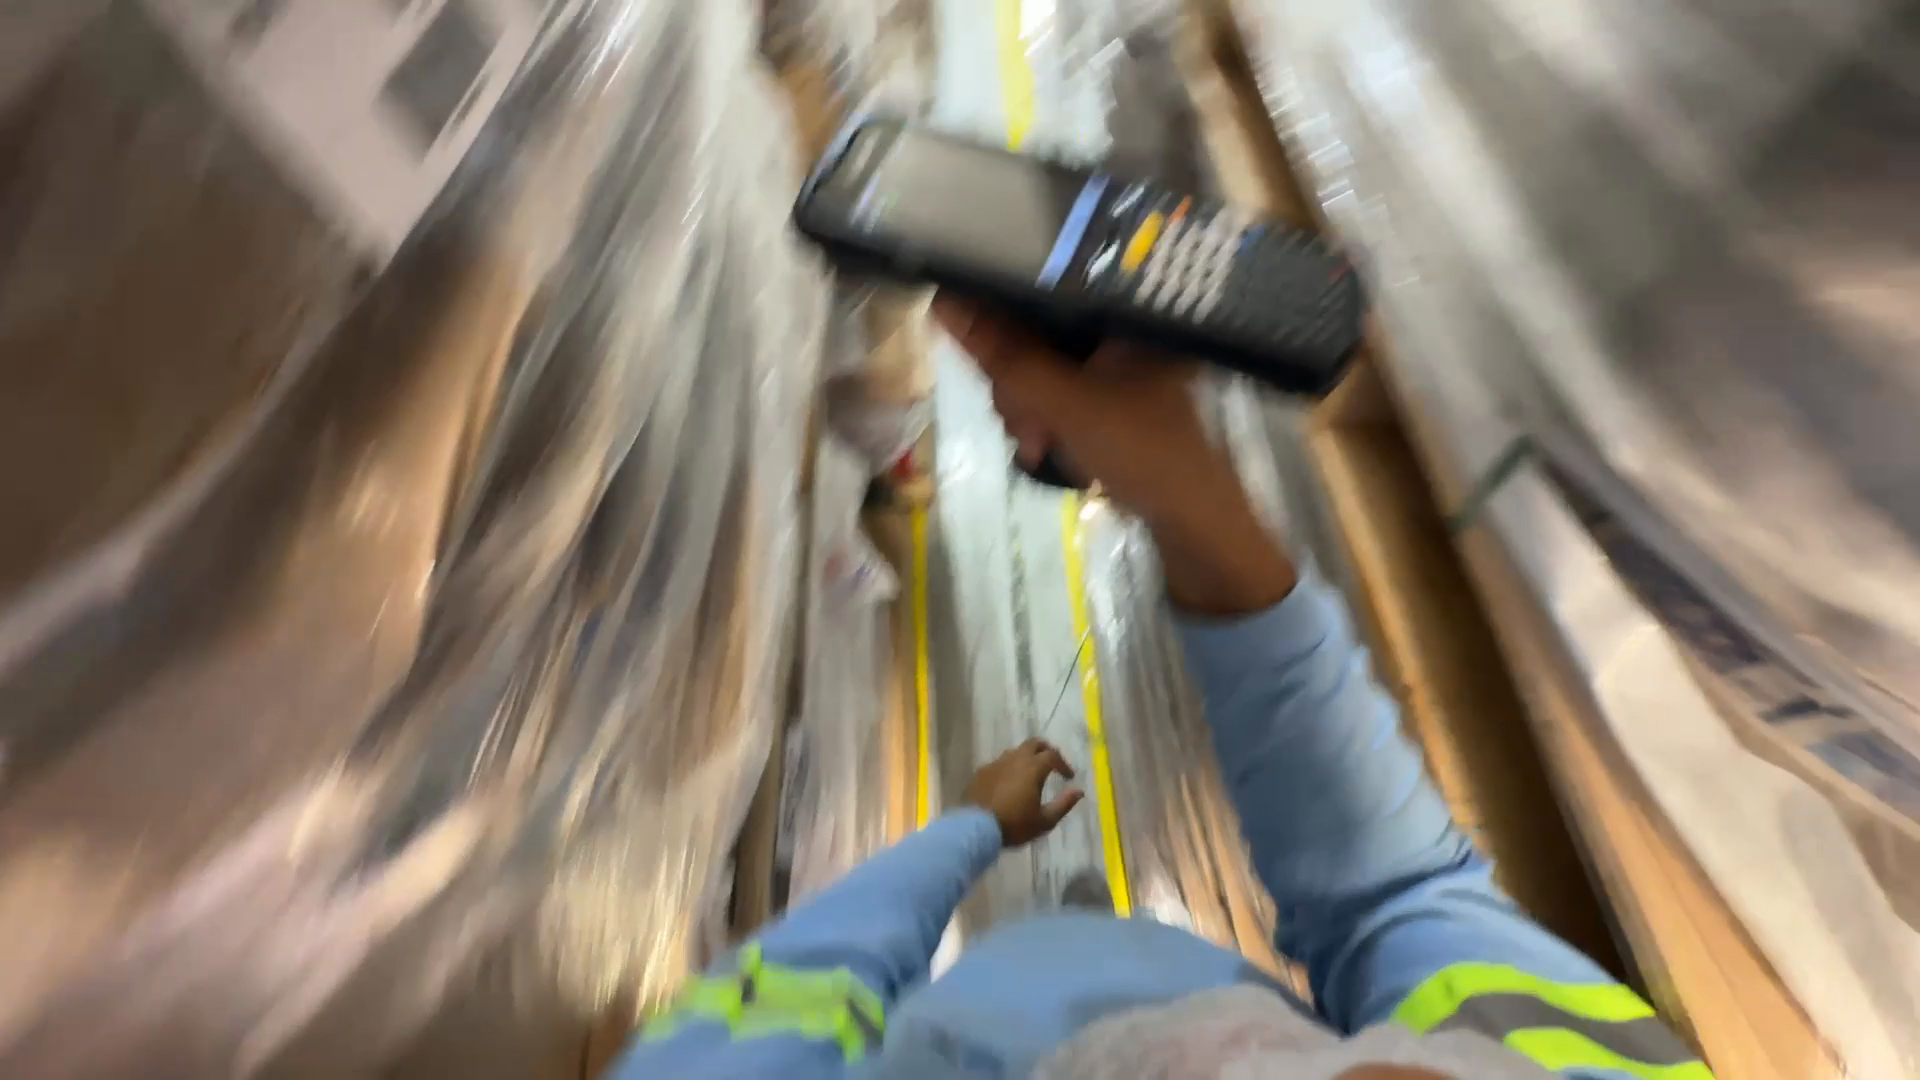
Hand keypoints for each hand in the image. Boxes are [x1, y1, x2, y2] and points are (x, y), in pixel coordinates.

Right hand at [934, 296, 1296, 615]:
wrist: (1190, 519)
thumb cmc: (1140, 448)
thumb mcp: (1065, 402)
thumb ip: (1006, 357)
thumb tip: (943, 304)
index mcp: (1123, 310)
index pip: (1041, 291)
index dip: (1001, 323)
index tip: (985, 366)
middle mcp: (1120, 327)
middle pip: (1035, 335)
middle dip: (1018, 389)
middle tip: (1025, 428)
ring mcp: (1116, 365)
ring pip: (1041, 370)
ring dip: (1026, 411)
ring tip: (1036, 446)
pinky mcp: (1110, 396)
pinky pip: (1056, 394)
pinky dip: (1043, 421)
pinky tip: (1044, 448)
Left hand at [962, 738, 1084, 846]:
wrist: (976, 827)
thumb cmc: (1014, 825)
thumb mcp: (1044, 820)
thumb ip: (1063, 804)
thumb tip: (1079, 791)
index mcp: (1032, 768)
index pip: (1052, 755)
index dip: (1063, 763)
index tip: (1068, 777)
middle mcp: (1014, 759)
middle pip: (1033, 743)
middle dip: (1045, 750)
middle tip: (1051, 764)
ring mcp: (995, 763)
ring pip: (1015, 752)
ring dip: (1026, 758)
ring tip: (1030, 775)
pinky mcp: (981, 771)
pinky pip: (999, 763)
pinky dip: (1009, 768)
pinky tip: (1008, 783)